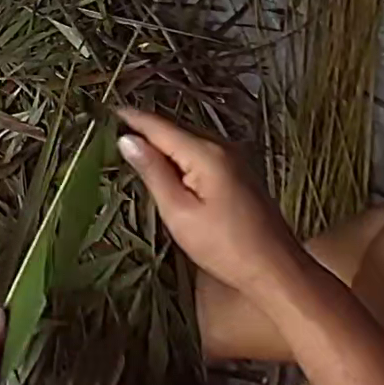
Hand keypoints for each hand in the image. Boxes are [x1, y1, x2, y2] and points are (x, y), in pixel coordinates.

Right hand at [116, 107, 299, 288]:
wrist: (279, 272)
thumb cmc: (226, 247)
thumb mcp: (179, 212)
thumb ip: (153, 171)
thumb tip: (126, 139)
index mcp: (204, 153)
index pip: (158, 126)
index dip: (130, 117)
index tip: (104, 111)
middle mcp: (220, 146)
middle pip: (172, 128)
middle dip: (142, 127)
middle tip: (110, 130)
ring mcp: (232, 157)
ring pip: (185, 139)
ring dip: (159, 140)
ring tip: (129, 144)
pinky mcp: (238, 170)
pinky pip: (198, 151)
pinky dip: (176, 152)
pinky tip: (163, 164)